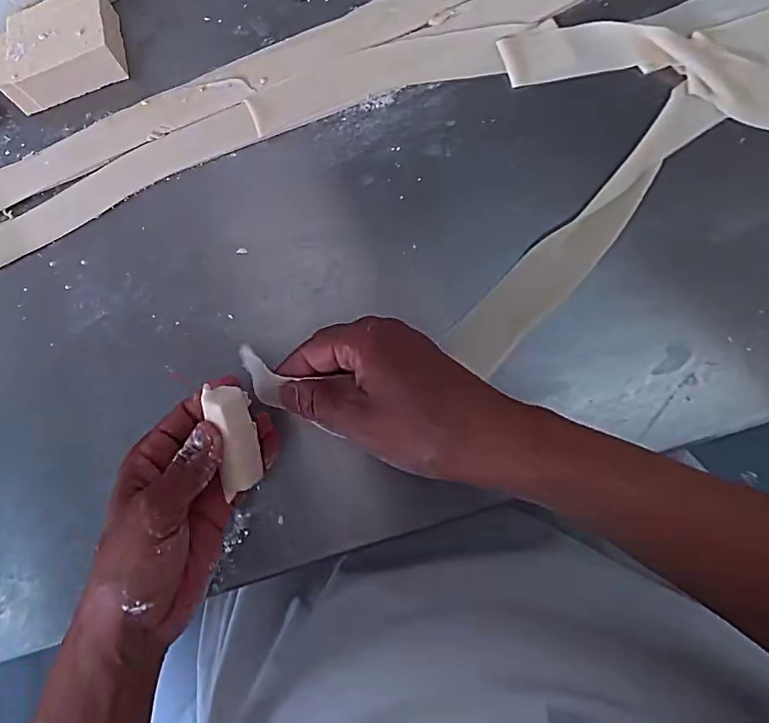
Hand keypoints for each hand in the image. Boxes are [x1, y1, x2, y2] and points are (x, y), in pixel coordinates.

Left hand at [77, 379, 278, 653]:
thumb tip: (211, 432)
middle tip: (257, 405)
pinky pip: (236, 482)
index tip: (231, 389)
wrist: (139, 623)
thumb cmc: (130, 563)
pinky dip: (252, 467)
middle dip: (231, 419)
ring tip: (268, 425)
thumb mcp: (154, 511)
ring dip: (246, 441)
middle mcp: (174, 471)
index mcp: (149, 462)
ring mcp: (196, 493)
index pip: (180, 421)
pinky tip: (266, 453)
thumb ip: (186, 471)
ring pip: (225, 456)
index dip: (205, 403)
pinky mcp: (215, 514)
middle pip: (207, 435)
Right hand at [277, 316, 530, 480]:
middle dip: (314, 379)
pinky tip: (367, 410)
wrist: (491, 438)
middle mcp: (385, 330)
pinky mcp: (421, 358)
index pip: (312, 348)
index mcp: (366, 337)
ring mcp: (406, 342)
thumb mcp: (358, 421)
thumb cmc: (423, 430)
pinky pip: (377, 363)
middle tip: (305, 414)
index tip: (277, 398)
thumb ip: (316, 402)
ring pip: (355, 358)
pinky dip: (362, 383)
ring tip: (335, 418)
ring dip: (339, 383)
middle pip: (333, 348)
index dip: (290, 373)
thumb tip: (288, 391)